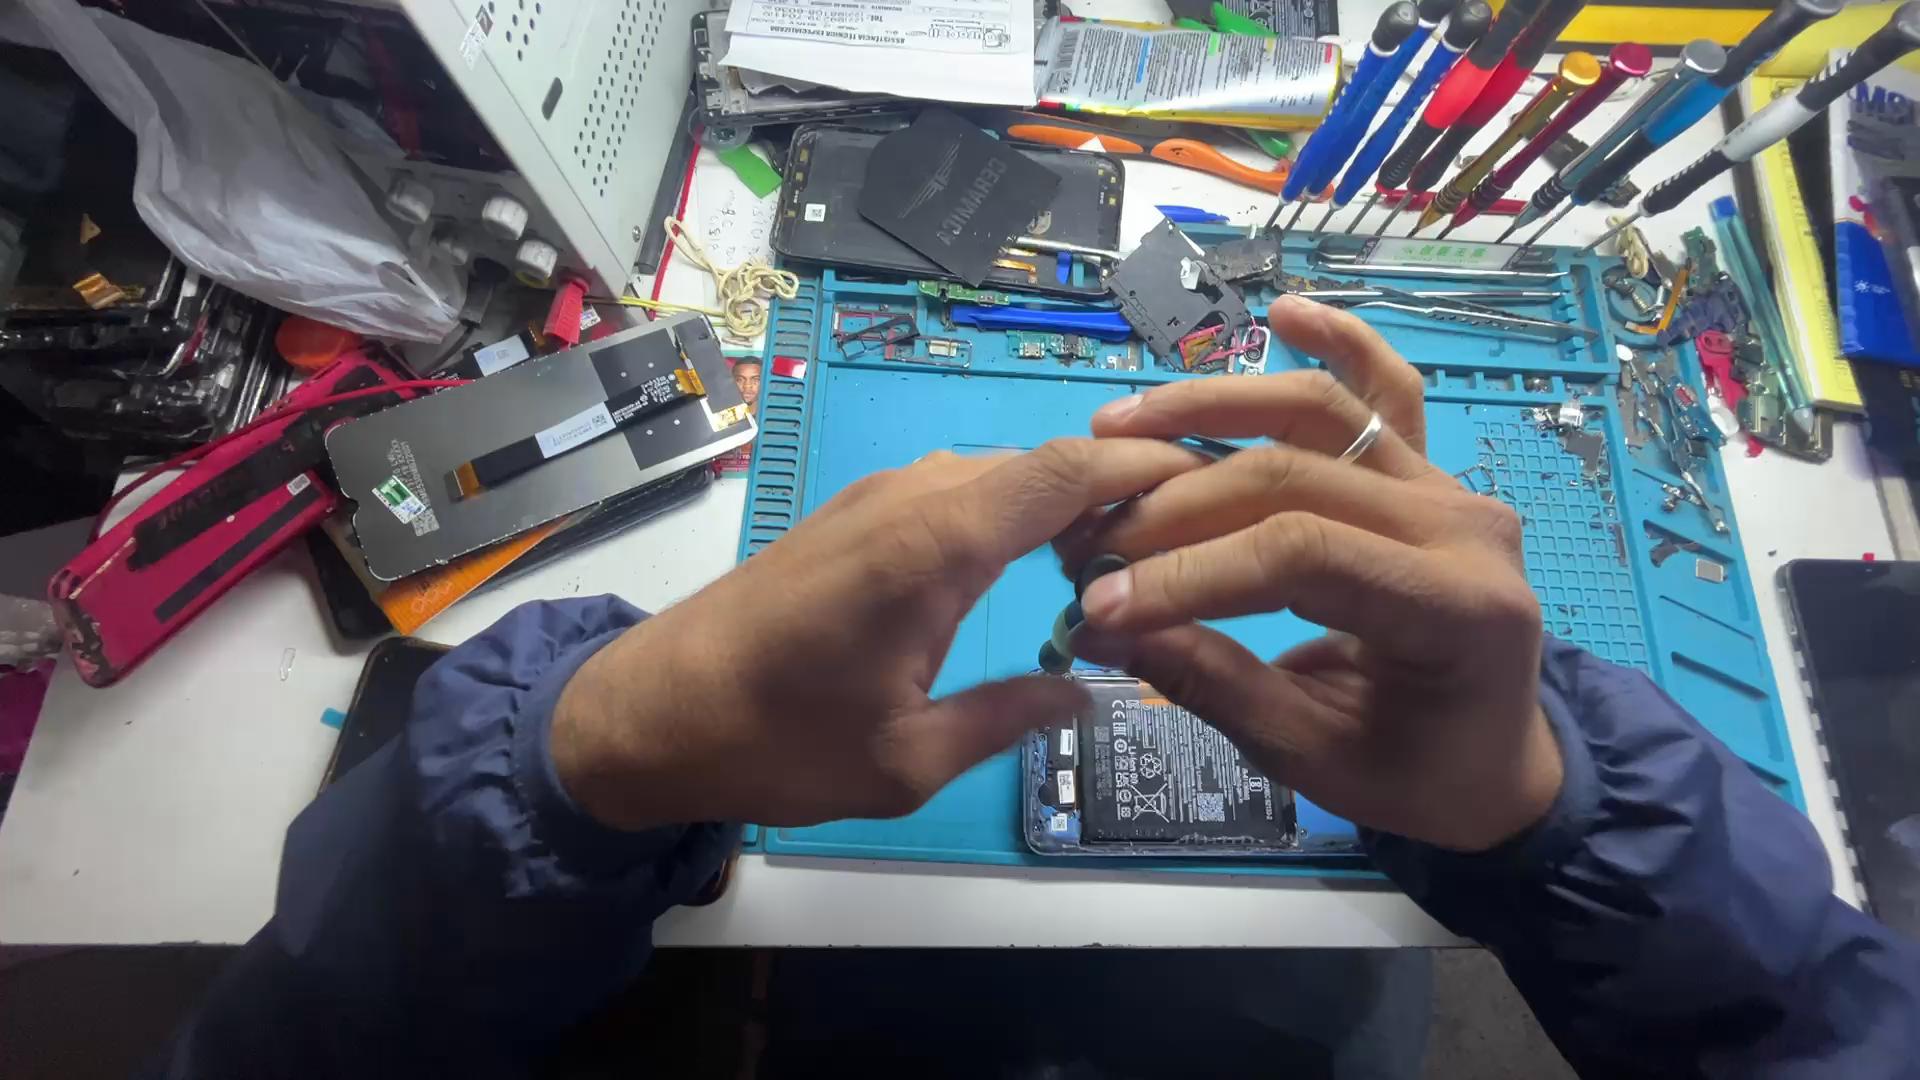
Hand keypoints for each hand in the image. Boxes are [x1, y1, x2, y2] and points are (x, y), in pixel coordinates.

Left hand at [551, 438, 1205, 830]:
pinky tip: (1025, 564)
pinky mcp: (857, 509)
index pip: (1067, 471)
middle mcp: (915, 496)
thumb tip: (1088, 690)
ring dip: (1062, 505)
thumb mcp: (908, 758)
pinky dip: (1011, 513)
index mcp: (937, 544)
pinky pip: (958, 491)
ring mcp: (881, 494)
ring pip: (1001, 475)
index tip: (1204, 492)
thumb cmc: (778, 740)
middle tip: (1170, 552)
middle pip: (1043, 464)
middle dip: (1117, 494)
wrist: (653, 709)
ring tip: (1110, 565)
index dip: (1146, 470)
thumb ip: (1010, 715)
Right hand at [1069, 295, 1562, 851]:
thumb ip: (1206, 682)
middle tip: (1090, 538)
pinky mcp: (1424, 471)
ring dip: (1211, 406)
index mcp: (1453, 606)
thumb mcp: (1307, 753)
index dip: (1187, 571)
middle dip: (1173, 505)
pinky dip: (1339, 344)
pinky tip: (1286, 311)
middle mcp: (1458, 521)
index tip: (1097, 602)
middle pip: (1290, 473)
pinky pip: (1385, 392)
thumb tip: (1098, 626)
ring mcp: (1444, 482)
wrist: (1493, 763)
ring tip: (1119, 423)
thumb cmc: (1410, 771)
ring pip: (1318, 411)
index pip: (1297, 553)